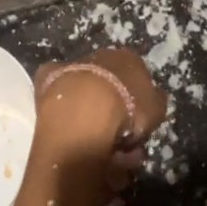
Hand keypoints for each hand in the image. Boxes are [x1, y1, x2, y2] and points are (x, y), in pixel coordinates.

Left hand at [30, 48, 167, 197]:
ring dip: (94, 123)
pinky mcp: (49, 79)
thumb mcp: (157, 109)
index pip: (137, 80)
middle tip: (120, 146)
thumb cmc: (127, 107)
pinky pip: (60, 99)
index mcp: (129, 58)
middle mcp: (101, 56)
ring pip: (87, 98)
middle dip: (116, 118)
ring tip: (99, 148)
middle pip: (111, 89)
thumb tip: (152, 99)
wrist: (84, 106)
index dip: (139, 107)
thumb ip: (155, 102)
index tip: (138, 131)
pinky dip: (65, 111)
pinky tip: (71, 130)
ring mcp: (74, 66)